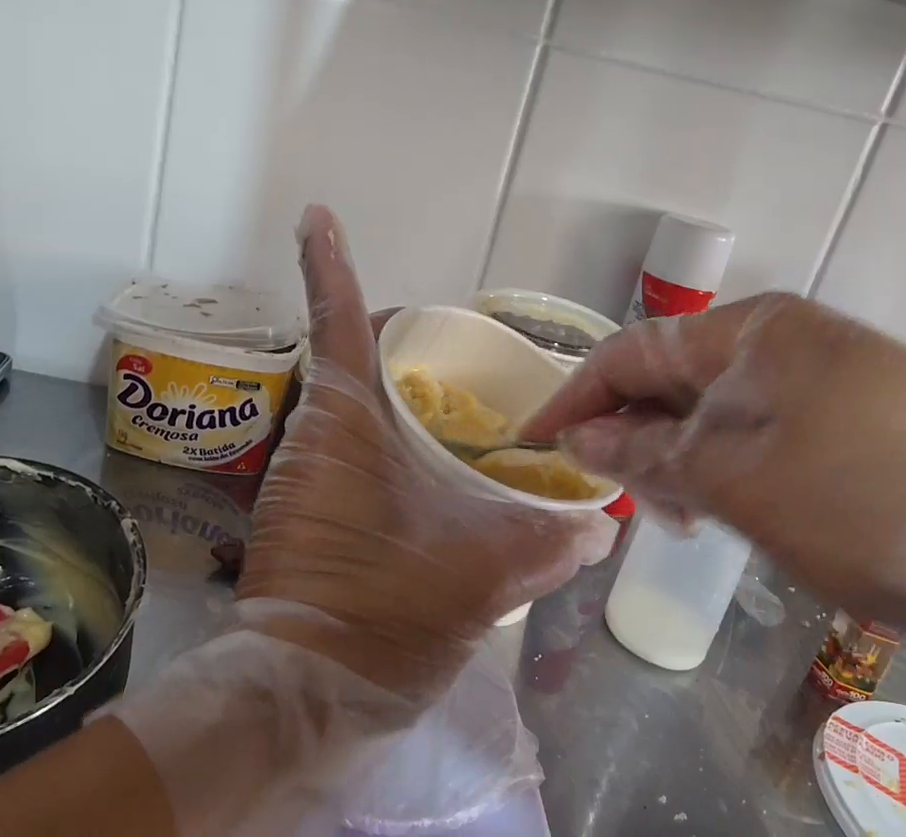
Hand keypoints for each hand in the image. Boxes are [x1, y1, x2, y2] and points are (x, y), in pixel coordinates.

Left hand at [238, 206, 613, 702]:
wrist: (304, 690)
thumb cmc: (383, 611)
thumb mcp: (484, 571)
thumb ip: (551, 540)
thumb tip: (603, 521)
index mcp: (346, 422)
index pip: (336, 321)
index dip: (326, 262)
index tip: (316, 215)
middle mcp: (315, 434)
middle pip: (349, 356)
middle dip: (396, 341)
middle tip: (457, 350)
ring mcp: (301, 473)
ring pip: (350, 406)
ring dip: (396, 395)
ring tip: (457, 408)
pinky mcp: (302, 509)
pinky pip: (346, 448)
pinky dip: (386, 438)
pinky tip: (428, 466)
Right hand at [523, 293, 905, 629]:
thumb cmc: (867, 500)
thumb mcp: (737, 479)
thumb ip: (649, 451)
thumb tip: (582, 433)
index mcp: (749, 332)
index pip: (630, 352)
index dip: (574, 396)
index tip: (533, 441)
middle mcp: (786, 339)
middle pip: (675, 377)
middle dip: (633, 432)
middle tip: (621, 497)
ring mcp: (829, 376)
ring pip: (721, 410)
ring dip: (683, 457)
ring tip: (682, 517)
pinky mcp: (862, 417)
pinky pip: (767, 432)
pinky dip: (733, 468)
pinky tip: (736, 510)